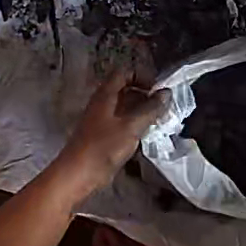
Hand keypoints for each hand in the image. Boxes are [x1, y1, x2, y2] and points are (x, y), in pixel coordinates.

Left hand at [55, 71, 168, 188]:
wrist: (79, 173)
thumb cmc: (103, 146)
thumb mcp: (131, 126)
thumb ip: (150, 109)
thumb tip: (166, 93)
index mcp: (105, 95)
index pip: (124, 73)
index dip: (142, 76)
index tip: (159, 89)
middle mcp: (103, 103)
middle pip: (126, 89)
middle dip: (146, 94)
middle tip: (165, 106)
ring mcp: (103, 119)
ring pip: (126, 107)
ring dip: (143, 110)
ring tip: (162, 119)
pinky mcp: (105, 135)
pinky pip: (124, 122)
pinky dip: (137, 124)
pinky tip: (150, 133)